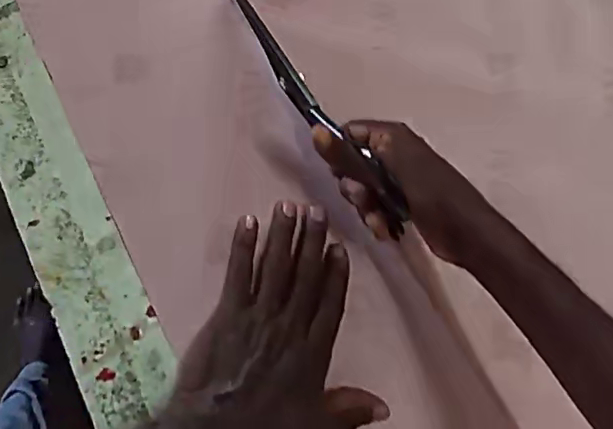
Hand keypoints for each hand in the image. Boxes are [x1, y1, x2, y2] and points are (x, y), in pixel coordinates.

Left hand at [158, 203, 387, 428]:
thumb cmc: (269, 426)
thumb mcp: (314, 423)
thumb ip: (346, 409)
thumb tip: (384, 405)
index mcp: (312, 354)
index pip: (329, 305)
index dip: (335, 275)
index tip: (339, 247)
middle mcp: (288, 328)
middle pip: (304, 277)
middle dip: (311, 242)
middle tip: (317, 210)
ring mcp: (258, 316)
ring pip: (275, 268)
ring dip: (282, 235)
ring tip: (288, 205)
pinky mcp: (228, 312)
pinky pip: (238, 273)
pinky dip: (243, 246)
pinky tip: (248, 221)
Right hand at [312, 121, 493, 267]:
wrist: (471, 236)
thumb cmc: (431, 195)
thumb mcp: (385, 173)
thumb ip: (348, 156)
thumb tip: (315, 130)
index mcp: (390, 136)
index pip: (348, 133)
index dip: (339, 152)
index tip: (338, 172)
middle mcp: (392, 153)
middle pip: (352, 163)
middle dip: (354, 186)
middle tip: (364, 198)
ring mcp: (398, 179)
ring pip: (362, 188)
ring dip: (365, 207)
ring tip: (379, 221)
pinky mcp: (402, 203)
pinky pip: (376, 205)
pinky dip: (377, 218)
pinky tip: (387, 231)